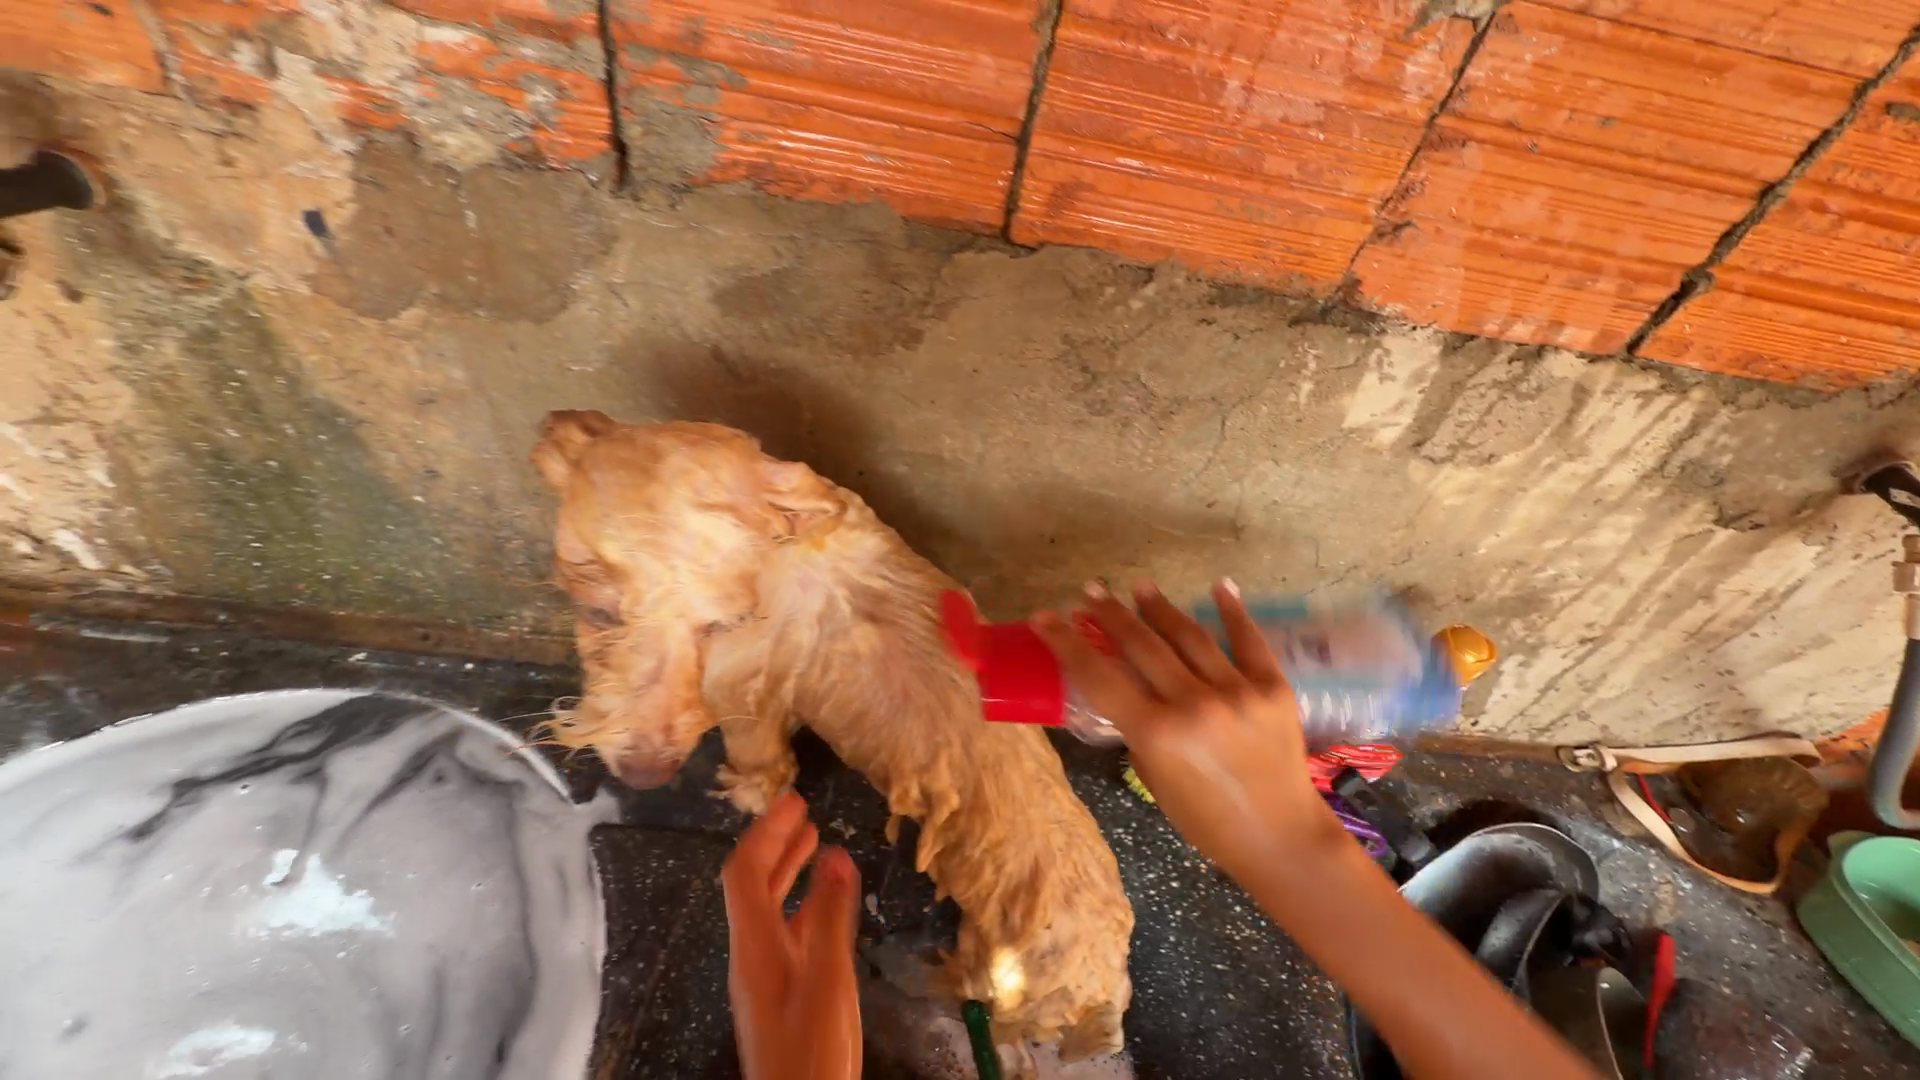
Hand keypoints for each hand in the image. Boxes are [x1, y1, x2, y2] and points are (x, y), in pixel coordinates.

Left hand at [722, 791, 862, 1079]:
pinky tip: (824, 897)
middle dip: (775, 842)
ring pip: (769, 905)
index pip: (746, 873)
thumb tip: (836, 855)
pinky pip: (787, 927)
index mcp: (755, 946)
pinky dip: (803, 899)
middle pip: (753, 884)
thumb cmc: (812, 1053)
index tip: (794, 800)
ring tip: (813, 838)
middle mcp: (753, 952)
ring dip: (787, 867)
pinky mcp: (782, 988)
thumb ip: (831, 918)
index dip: (766, 832)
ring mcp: (765, 972)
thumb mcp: (827, 982)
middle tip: (801, 808)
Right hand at [1031, 579, 1347, 882]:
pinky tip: (1221, 585)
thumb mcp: (1154, 777)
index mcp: (1156, 733)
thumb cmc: (1206, 819)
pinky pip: (1250, 641)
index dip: (1066, 642)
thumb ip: (1138, 727)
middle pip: (1142, 645)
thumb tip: (1130, 688)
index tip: (1045, 616)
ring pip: (1189, 635)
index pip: (1098, 676)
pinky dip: (1234, 611)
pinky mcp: (1273, 688)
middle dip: (1111, 614)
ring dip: (1159, 607)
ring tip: (1140, 586)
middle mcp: (1193, 704)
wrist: (1280, 838)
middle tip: (1092, 590)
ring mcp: (1237, 692)